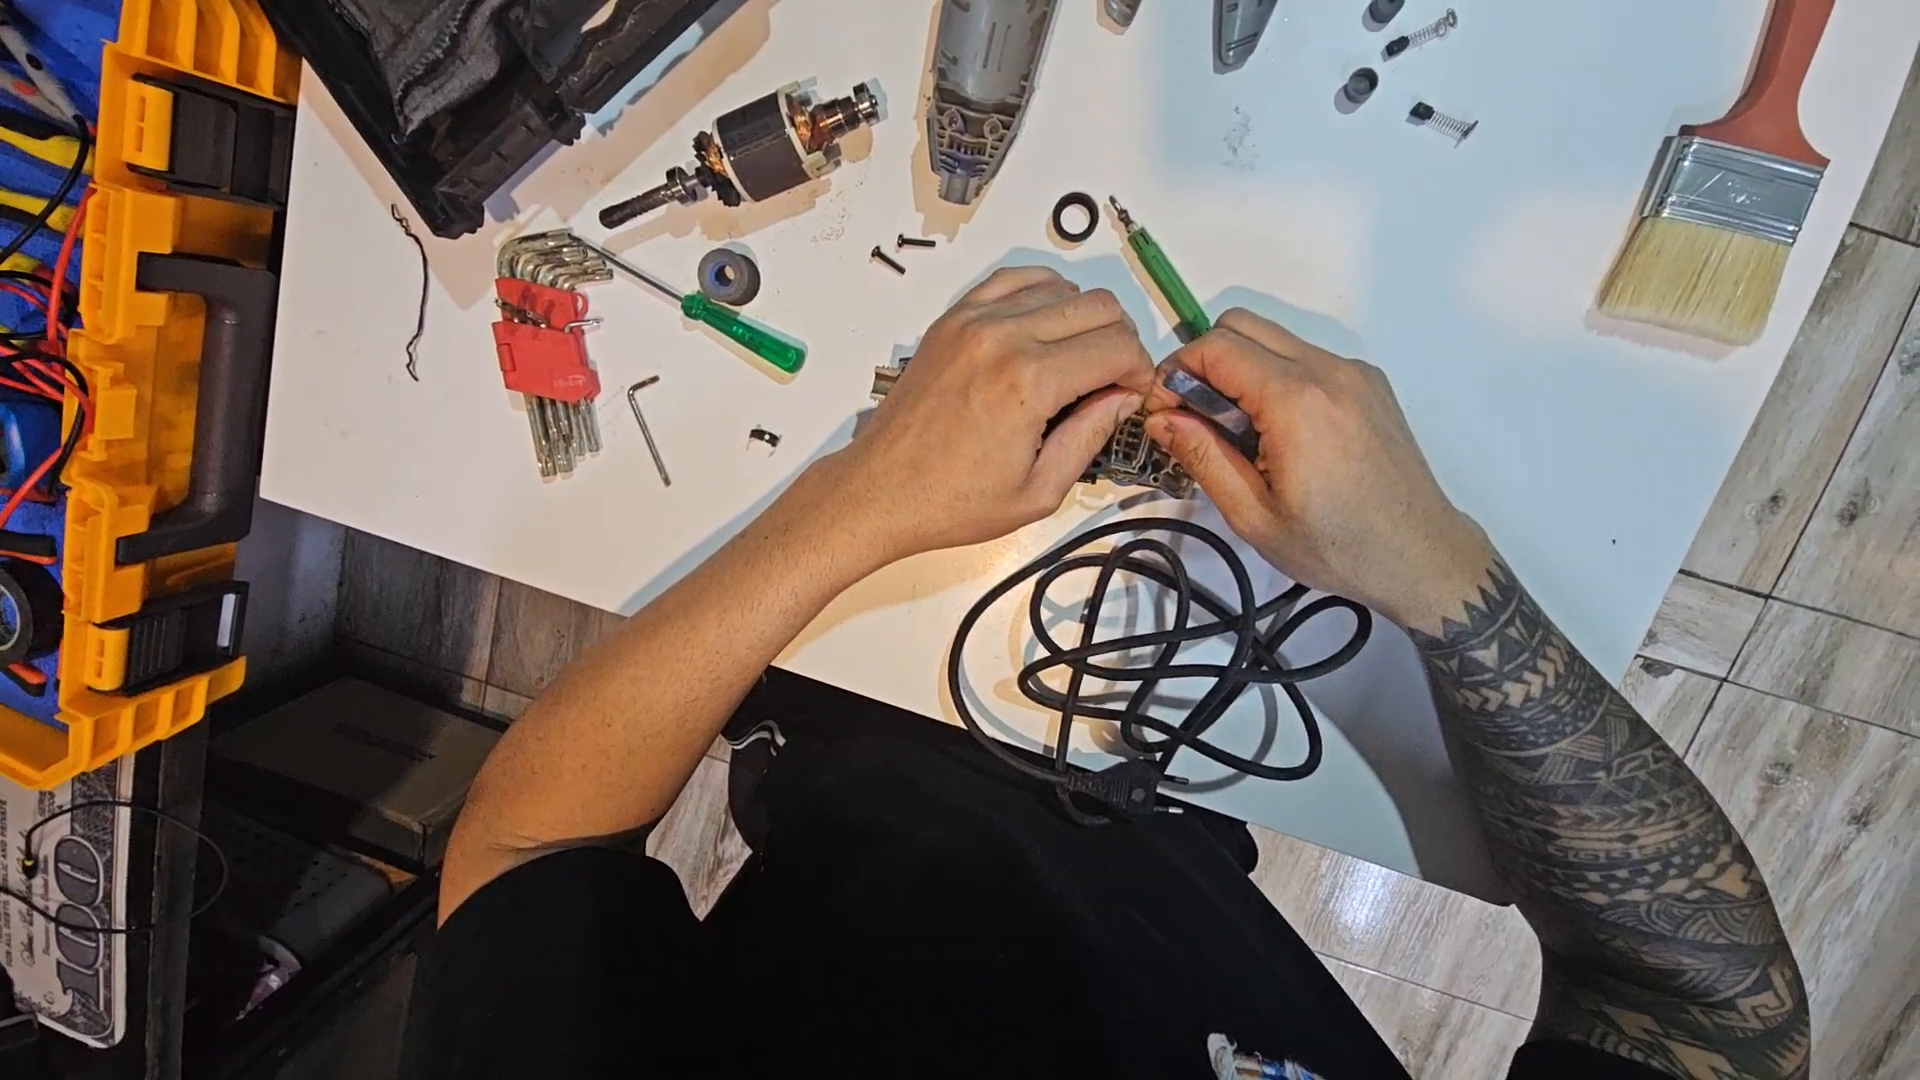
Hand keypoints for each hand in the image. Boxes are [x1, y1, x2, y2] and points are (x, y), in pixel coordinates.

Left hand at [826, 267, 1154, 560]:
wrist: (881, 492)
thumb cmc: (951, 501)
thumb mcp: (1038, 491)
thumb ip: (1090, 435)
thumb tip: (1123, 397)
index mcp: (1028, 383)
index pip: (1117, 347)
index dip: (1140, 370)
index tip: (1134, 392)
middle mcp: (1002, 337)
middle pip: (1099, 307)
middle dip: (1121, 342)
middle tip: (1113, 379)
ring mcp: (972, 321)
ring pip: (1062, 287)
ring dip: (1084, 318)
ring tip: (1077, 360)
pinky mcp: (952, 320)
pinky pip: (1014, 280)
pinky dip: (1043, 294)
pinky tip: (1045, 329)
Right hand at [1143, 309, 1492, 629]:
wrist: (1421, 556)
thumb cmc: (1334, 546)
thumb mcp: (1252, 514)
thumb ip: (1202, 456)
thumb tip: (1160, 417)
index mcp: (1296, 401)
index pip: (1215, 347)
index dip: (1176, 373)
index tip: (1164, 414)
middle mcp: (1328, 371)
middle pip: (1241, 325)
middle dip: (1202, 361)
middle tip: (1194, 417)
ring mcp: (1353, 373)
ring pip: (1272, 338)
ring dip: (1238, 370)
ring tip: (1235, 432)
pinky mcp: (1367, 383)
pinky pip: (1303, 357)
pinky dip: (1272, 378)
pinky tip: (1274, 432)